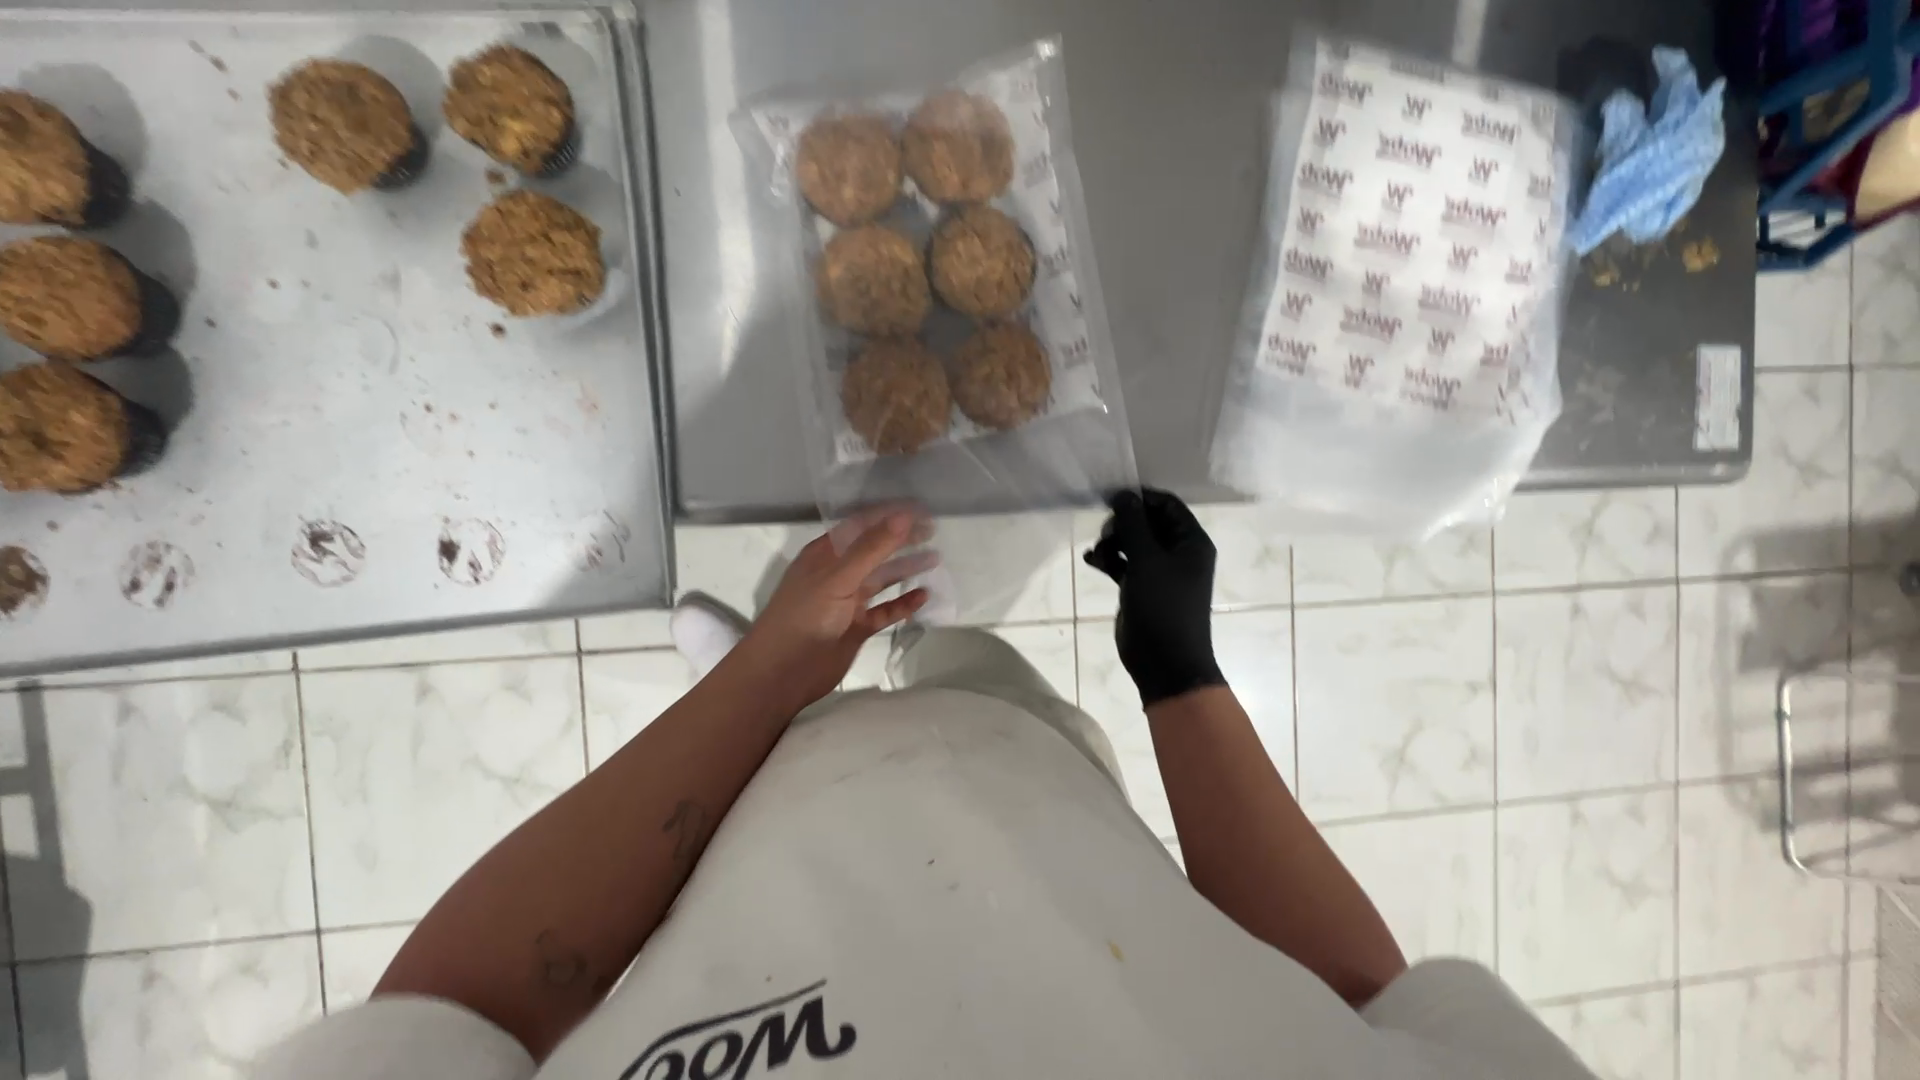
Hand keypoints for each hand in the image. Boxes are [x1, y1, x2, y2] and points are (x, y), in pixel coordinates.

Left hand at [739, 508, 935, 708]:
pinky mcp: (856, 627)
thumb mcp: (838, 577)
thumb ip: (872, 547)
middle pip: (873, 550)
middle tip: (932, 531)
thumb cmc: (805, 616)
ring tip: (935, 559)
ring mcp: (847, 601)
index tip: (920, 510)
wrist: (783, 672)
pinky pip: (885, 610)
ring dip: (905, 569)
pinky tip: (924, 596)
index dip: (888, 516)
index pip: (860, 525)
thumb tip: (905, 516)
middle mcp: (836, 574)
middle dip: (901, 540)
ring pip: (881, 580)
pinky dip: (903, 603)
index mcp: (824, 554)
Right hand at [1082, 488, 1224, 706]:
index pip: (1168, 505)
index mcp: (1191, 542)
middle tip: (1106, 533)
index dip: (1141, 499)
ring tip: (1098, 552)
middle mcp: (1178, 553)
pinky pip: (1123, 564)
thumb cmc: (1163, 607)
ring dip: (1113, 542)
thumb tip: (1123, 495)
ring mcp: (1159, 571)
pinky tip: (1091, 560)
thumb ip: (1134, 525)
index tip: (1113, 500)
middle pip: (1148, 522)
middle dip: (1123, 523)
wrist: (1165, 662)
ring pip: (1133, 543)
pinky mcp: (1141, 588)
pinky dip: (1109, 560)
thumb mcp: (1147, 561)